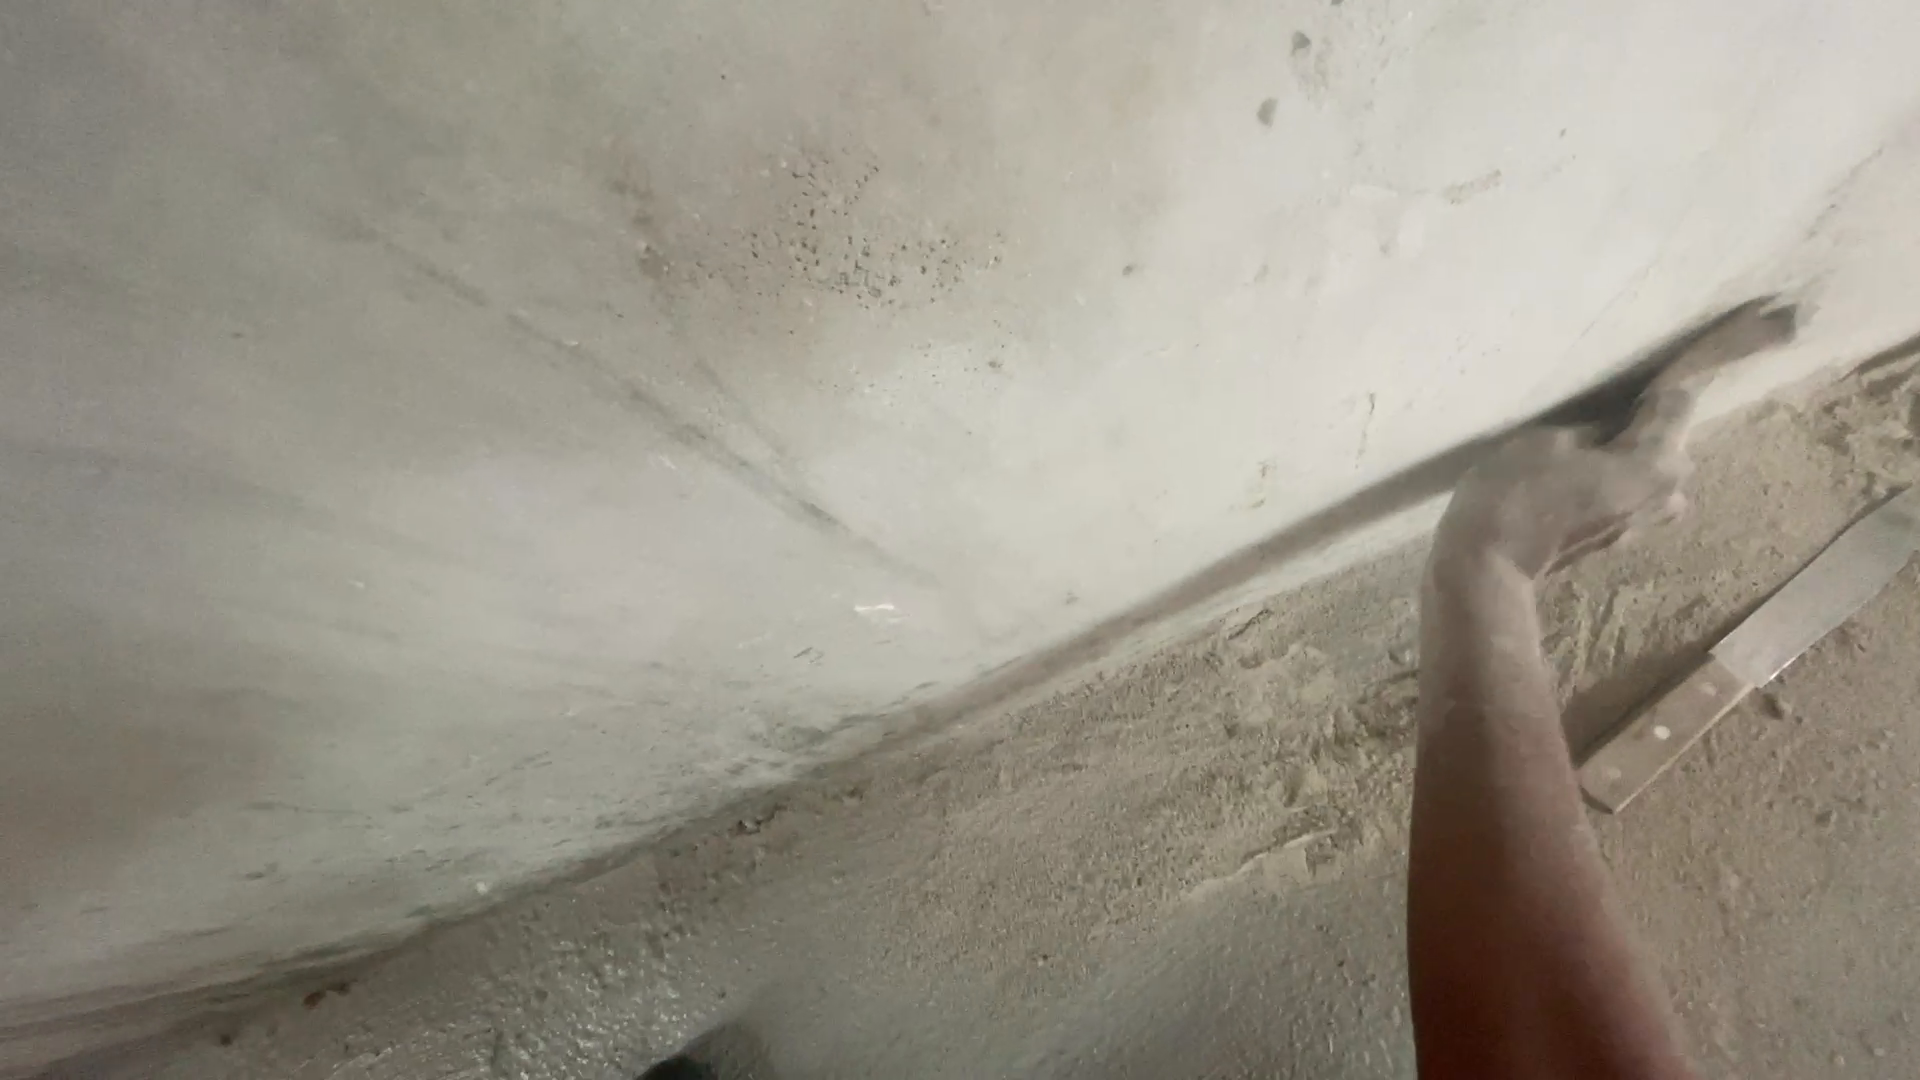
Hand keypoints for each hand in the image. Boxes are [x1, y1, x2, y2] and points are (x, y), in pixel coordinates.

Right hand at [1433, 299, 1795, 579]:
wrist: (1484, 564)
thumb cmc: (1513, 494)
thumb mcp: (1542, 441)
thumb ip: (1588, 429)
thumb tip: (1607, 431)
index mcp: (1659, 459)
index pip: (1677, 402)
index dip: (1664, 379)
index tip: (1661, 360)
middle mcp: (1668, 491)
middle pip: (1662, 442)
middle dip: (1634, 427)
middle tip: (1592, 417)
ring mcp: (1643, 522)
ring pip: (1642, 473)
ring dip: (1618, 459)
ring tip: (1576, 453)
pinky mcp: (1614, 540)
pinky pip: (1621, 498)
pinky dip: (1602, 486)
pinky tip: (1566, 484)